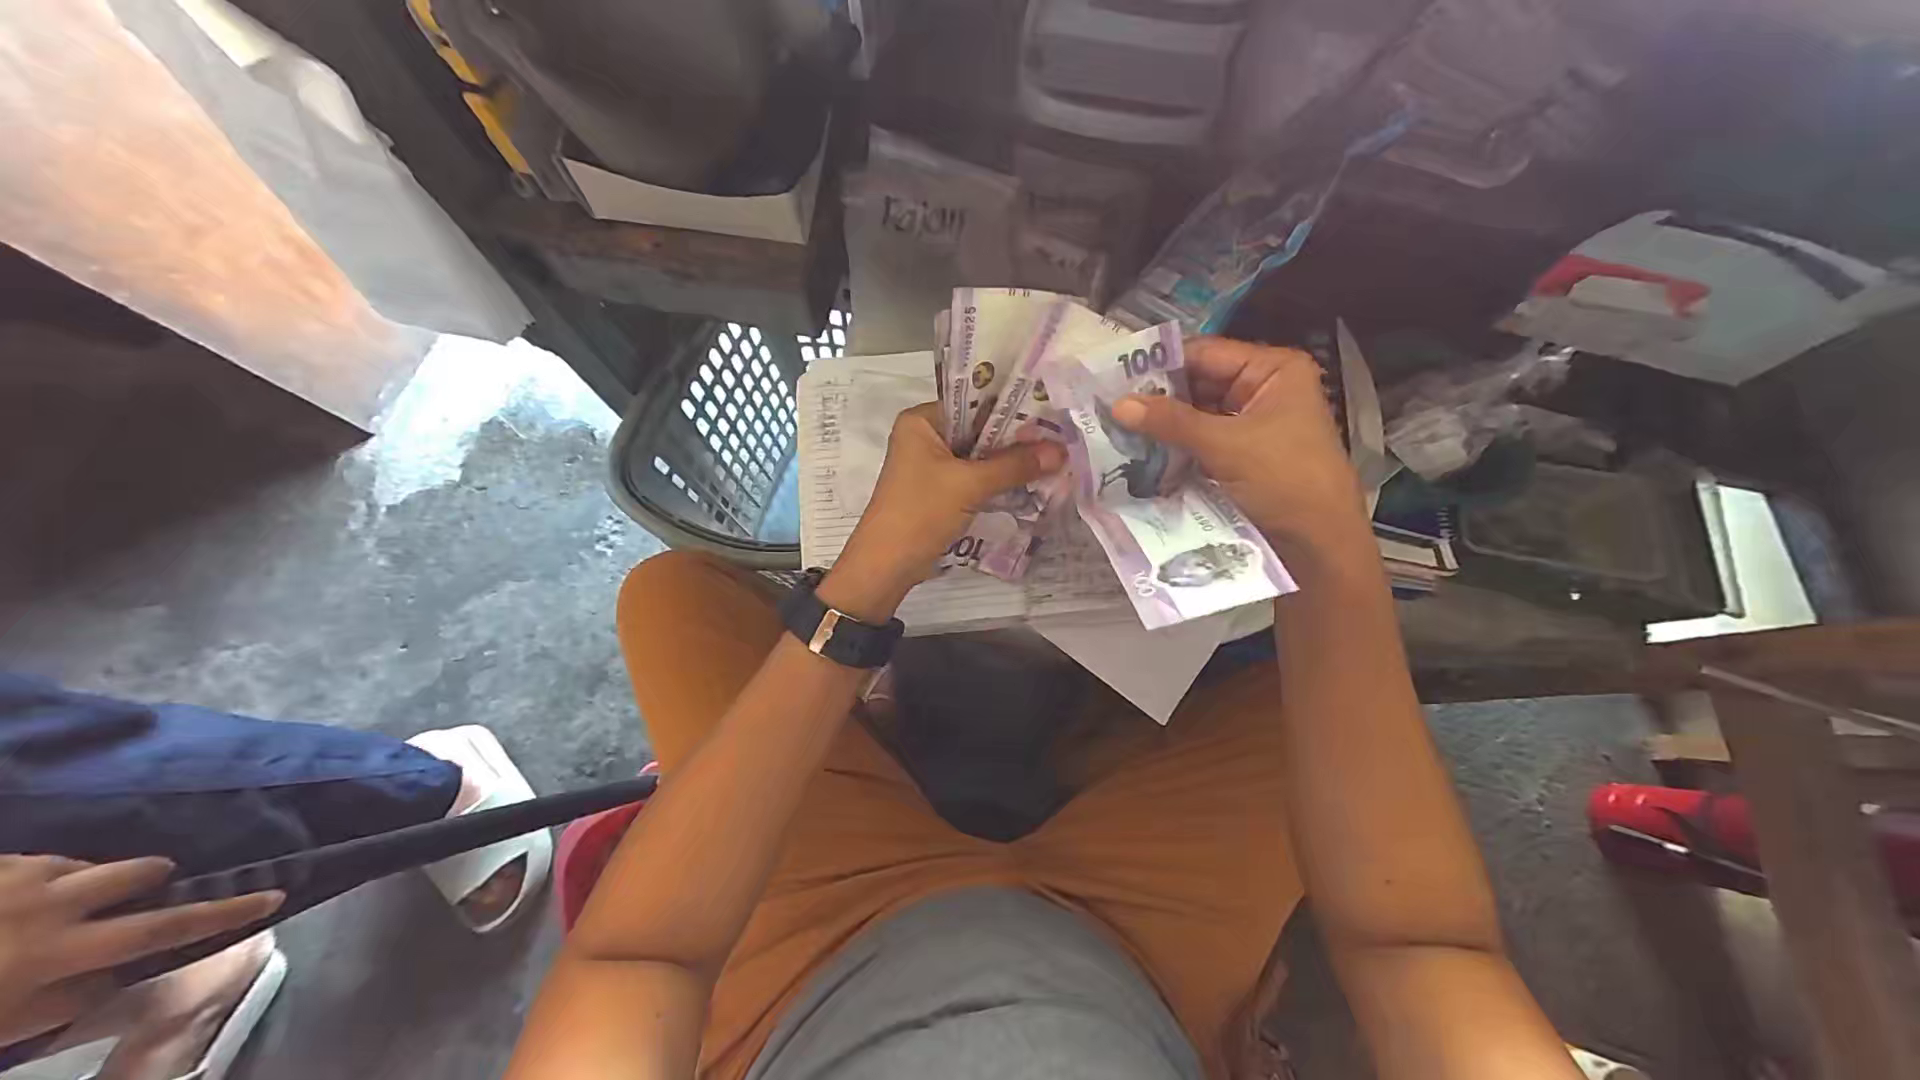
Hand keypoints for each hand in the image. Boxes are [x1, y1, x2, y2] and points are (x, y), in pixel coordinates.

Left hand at [0, 855, 282, 1046]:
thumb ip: (57, 1002)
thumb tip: (110, 980)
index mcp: (61, 950)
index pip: (170, 926)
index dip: (227, 912)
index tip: (276, 895)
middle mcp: (56, 904)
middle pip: (144, 873)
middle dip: (154, 879)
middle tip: (149, 895)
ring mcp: (18, 879)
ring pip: (90, 862)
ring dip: (91, 880)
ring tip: (64, 901)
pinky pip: (32, 862)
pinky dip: (35, 877)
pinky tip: (10, 896)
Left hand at [827, 403, 1063, 618]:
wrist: (887, 565)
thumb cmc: (920, 513)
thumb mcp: (969, 485)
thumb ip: (1015, 465)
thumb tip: (1062, 450)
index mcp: (921, 421)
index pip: (973, 401)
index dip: (1012, 406)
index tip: (1050, 411)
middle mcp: (925, 436)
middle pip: (979, 429)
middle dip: (1016, 437)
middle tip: (1060, 435)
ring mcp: (931, 466)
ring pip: (979, 455)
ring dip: (1010, 461)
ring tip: (1054, 457)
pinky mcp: (939, 491)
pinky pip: (974, 477)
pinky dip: (998, 480)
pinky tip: (1031, 481)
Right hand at [1110, 336, 1369, 559]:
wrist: (1317, 545)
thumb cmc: (1285, 479)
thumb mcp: (1226, 445)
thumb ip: (1171, 421)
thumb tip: (1118, 404)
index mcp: (1273, 371)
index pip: (1206, 354)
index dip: (1160, 362)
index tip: (1114, 373)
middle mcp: (1261, 390)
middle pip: (1197, 384)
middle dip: (1156, 396)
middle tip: (1106, 403)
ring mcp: (1250, 425)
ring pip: (1195, 415)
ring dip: (1161, 424)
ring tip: (1114, 426)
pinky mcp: (1239, 456)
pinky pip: (1198, 442)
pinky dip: (1173, 446)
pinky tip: (1137, 449)